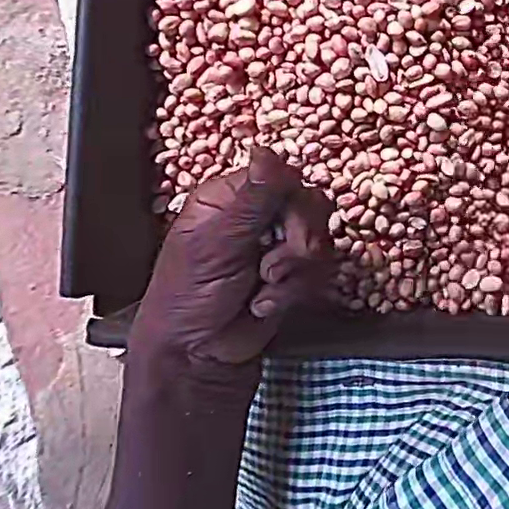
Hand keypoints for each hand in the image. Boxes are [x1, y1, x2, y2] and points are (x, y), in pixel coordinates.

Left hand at [131, 147, 333, 381]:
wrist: (197, 358)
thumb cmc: (188, 297)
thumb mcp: (217, 244)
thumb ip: (252, 200)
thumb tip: (265, 150)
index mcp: (231, 197)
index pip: (283, 179)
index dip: (293, 205)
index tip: (287, 230)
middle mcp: (258, 216)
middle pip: (310, 206)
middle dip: (297, 243)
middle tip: (272, 269)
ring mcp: (277, 245)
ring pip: (319, 239)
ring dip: (295, 272)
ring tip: (263, 290)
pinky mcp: (293, 274)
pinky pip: (318, 270)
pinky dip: (295, 291)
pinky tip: (265, 305)